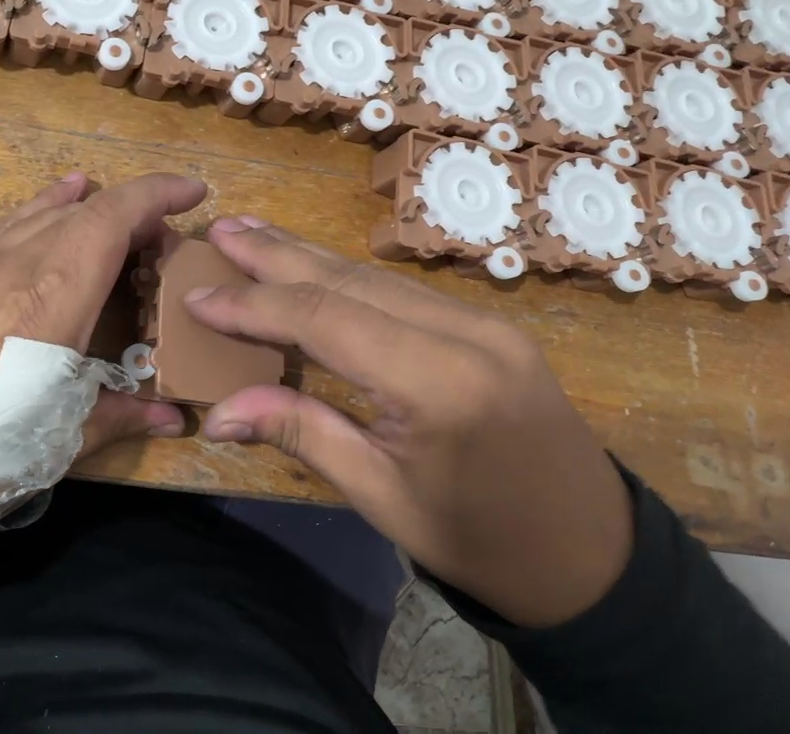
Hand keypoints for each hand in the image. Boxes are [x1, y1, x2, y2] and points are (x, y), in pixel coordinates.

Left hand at [0, 173, 201, 546]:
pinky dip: (39, 214)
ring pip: (38, 212)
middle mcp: (13, 264)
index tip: (193, 191)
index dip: (157, 194)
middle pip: (80, 210)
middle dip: (130, 210)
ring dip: (84, 206)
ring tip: (117, 213)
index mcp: (50, 297)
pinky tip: (48, 212)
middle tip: (163, 243)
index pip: (110, 218)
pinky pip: (7, 229)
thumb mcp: (55, 444)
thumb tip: (176, 417)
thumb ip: (120, 416)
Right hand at [184, 217, 632, 628]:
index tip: (196, 295)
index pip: (325, 319)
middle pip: (348, 280)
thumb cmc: (479, 542)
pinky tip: (312, 268)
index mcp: (439, 383)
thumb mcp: (381, 497)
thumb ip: (301, 434)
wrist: (593, 558)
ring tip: (251, 234)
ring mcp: (484, 324)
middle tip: (219, 230)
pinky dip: (345, 277)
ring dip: (307, 256)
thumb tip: (216, 412)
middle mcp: (466, 334)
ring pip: (375, 277)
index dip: (254, 305)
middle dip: (275, 254)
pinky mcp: (490, 328)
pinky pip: (401, 292)